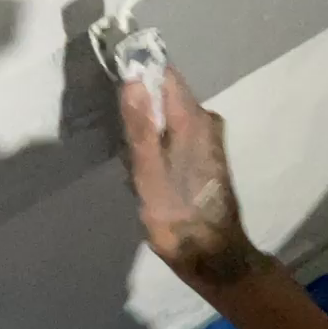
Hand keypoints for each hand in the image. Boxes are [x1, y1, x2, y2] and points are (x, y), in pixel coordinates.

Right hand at [120, 68, 271, 290]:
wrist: (212, 256)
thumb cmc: (176, 214)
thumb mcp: (148, 171)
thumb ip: (140, 125)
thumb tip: (132, 79)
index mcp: (192, 118)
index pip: (164, 73)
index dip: (138, 71)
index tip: (115, 85)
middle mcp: (206, 120)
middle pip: (165, 93)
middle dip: (140, 106)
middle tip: (122, 139)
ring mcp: (209, 138)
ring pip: (169, 114)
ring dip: (148, 127)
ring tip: (133, 160)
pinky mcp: (207, 155)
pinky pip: (176, 131)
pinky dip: (159, 141)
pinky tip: (149, 169)